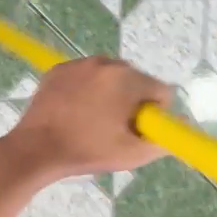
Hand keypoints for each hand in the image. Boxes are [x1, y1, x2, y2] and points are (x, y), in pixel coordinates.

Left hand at [1, 57, 172, 178]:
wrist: (36, 148)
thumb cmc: (87, 150)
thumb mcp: (133, 153)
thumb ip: (164, 138)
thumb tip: (180, 123)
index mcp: (128, 79)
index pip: (161, 91)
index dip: (155, 113)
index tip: (138, 129)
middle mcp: (106, 63)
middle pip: (136, 80)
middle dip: (132, 101)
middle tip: (114, 127)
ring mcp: (79, 63)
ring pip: (109, 77)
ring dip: (109, 93)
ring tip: (92, 120)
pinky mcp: (58, 69)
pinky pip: (85, 75)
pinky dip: (86, 88)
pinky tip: (74, 111)